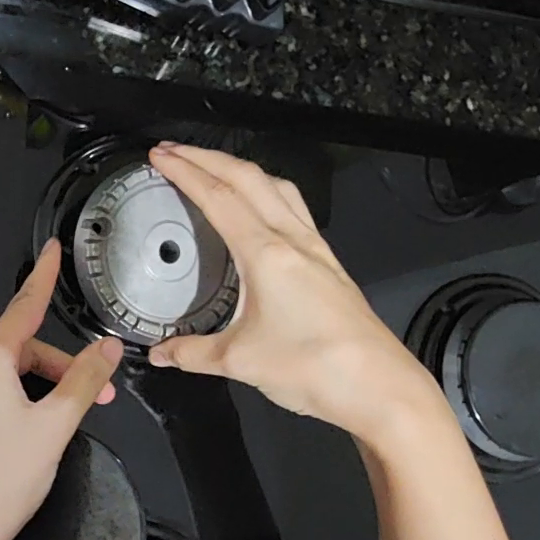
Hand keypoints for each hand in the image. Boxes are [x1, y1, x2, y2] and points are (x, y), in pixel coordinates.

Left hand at [0, 239, 123, 539]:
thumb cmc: (2, 480)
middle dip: (60, 371)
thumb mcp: (55, 427)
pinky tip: (22, 444)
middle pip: (19, 355)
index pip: (23, 309)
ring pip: (1, 382)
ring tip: (60, 430)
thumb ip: (85, 381)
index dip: (43, 279)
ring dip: (36, 394)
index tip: (52, 250)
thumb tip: (109, 347)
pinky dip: (10, 410)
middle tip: (98, 402)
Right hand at [145, 143, 443, 444]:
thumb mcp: (239, 362)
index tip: (160, 156)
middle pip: (248, 178)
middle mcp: (295, 242)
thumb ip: (192, 353)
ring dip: (240, 169)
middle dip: (207, 157)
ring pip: (277, 187)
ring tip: (213, 169)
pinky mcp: (329, 266)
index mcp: (267, 255)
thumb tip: (161, 354)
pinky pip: (295, 211)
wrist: (379, 388)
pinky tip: (259, 211)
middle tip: (174, 151)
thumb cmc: (316, 369)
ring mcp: (317, 251)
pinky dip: (267, 194)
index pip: (218, 197)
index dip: (185, 171)